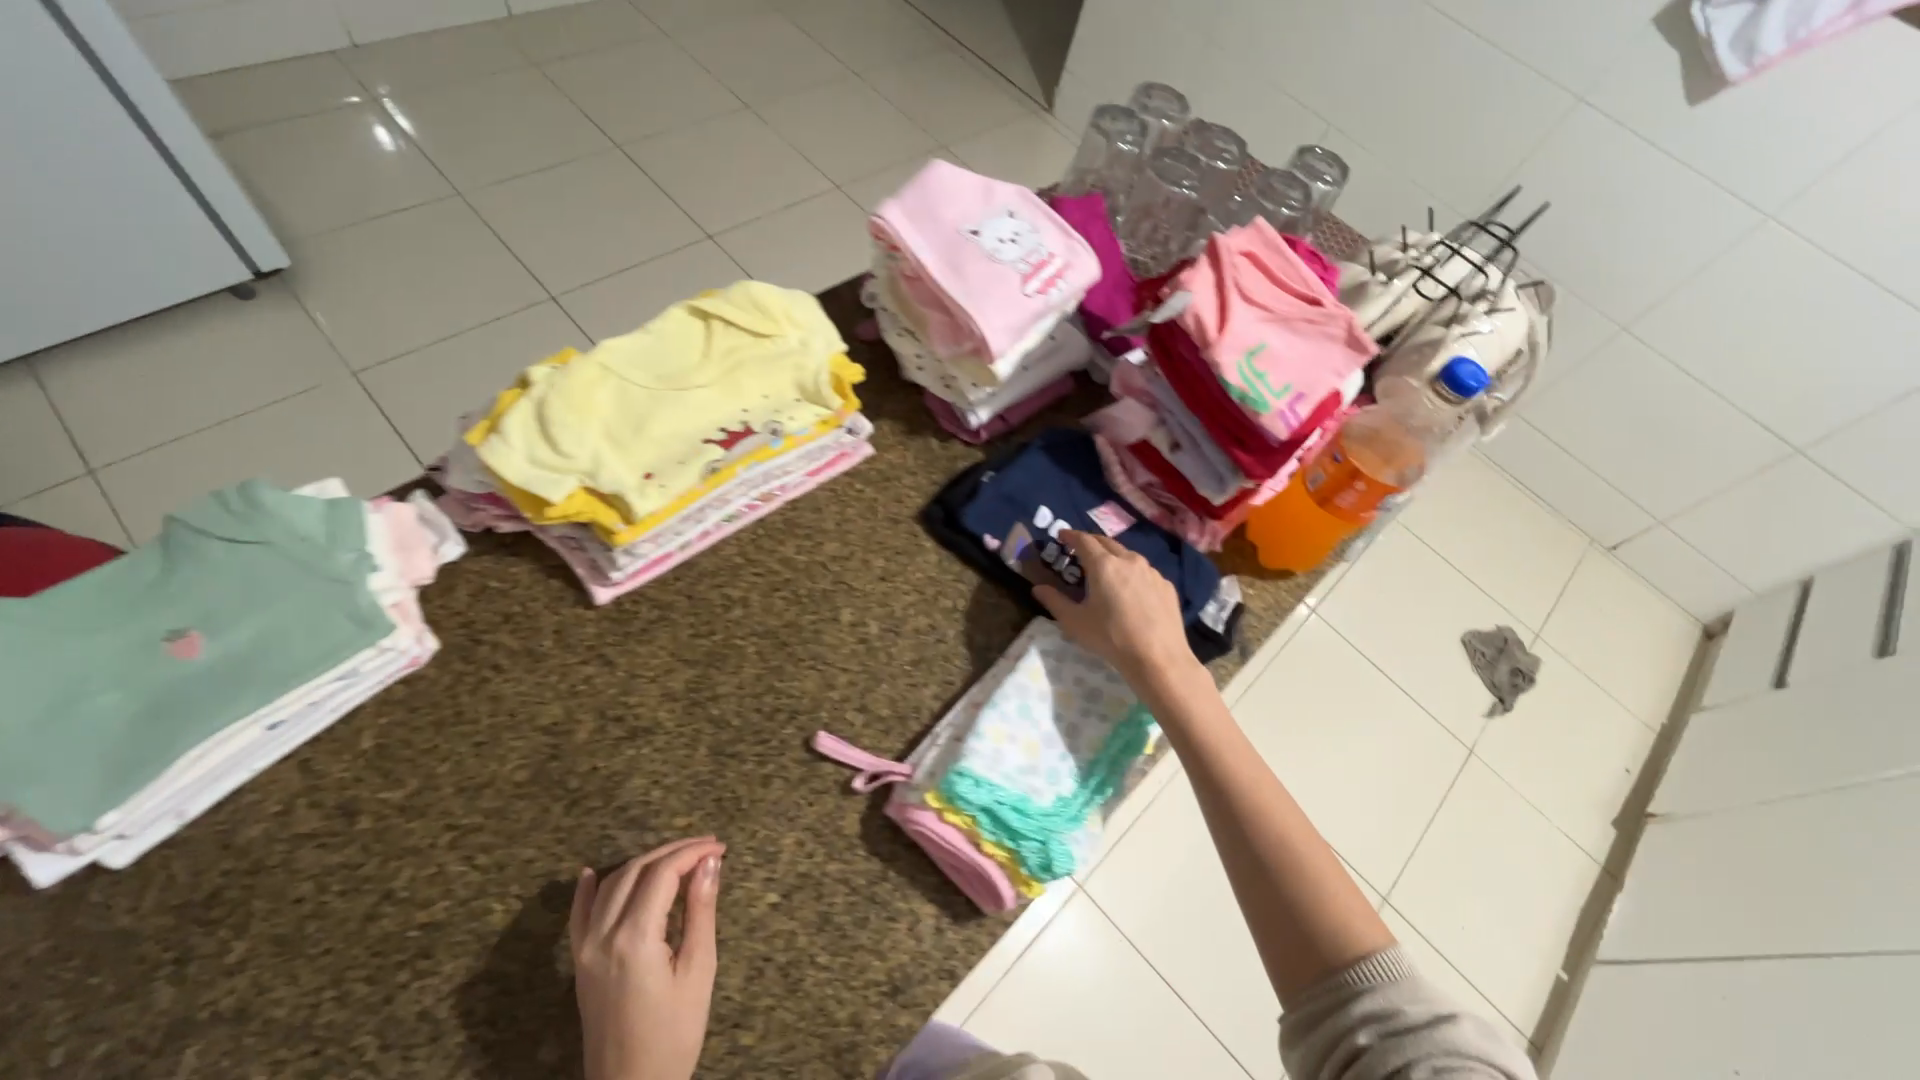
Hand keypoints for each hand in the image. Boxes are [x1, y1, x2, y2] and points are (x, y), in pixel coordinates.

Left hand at [569, 837, 725, 1079]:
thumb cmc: (675, 1034)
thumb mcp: (699, 971)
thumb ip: (701, 912)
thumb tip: (710, 863)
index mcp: (635, 938)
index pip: (662, 873)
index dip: (692, 853)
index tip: (720, 848)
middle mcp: (603, 935)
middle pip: (636, 871)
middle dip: (672, 852)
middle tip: (707, 847)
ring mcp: (585, 949)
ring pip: (611, 886)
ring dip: (644, 863)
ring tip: (678, 857)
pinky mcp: (579, 963)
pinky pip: (579, 915)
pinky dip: (588, 890)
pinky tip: (593, 873)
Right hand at [1033, 529, 1195, 683]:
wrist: (1158, 657)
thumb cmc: (1110, 637)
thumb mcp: (1075, 622)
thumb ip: (1054, 601)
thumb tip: (1038, 588)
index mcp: (1104, 565)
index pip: (1084, 540)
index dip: (1070, 535)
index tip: (1062, 536)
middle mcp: (1129, 560)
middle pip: (1107, 542)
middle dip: (1091, 542)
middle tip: (1080, 552)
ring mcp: (1151, 572)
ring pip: (1128, 556)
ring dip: (1114, 557)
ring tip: (1106, 571)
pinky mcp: (1166, 585)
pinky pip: (1145, 573)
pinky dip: (1132, 574)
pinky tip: (1131, 592)